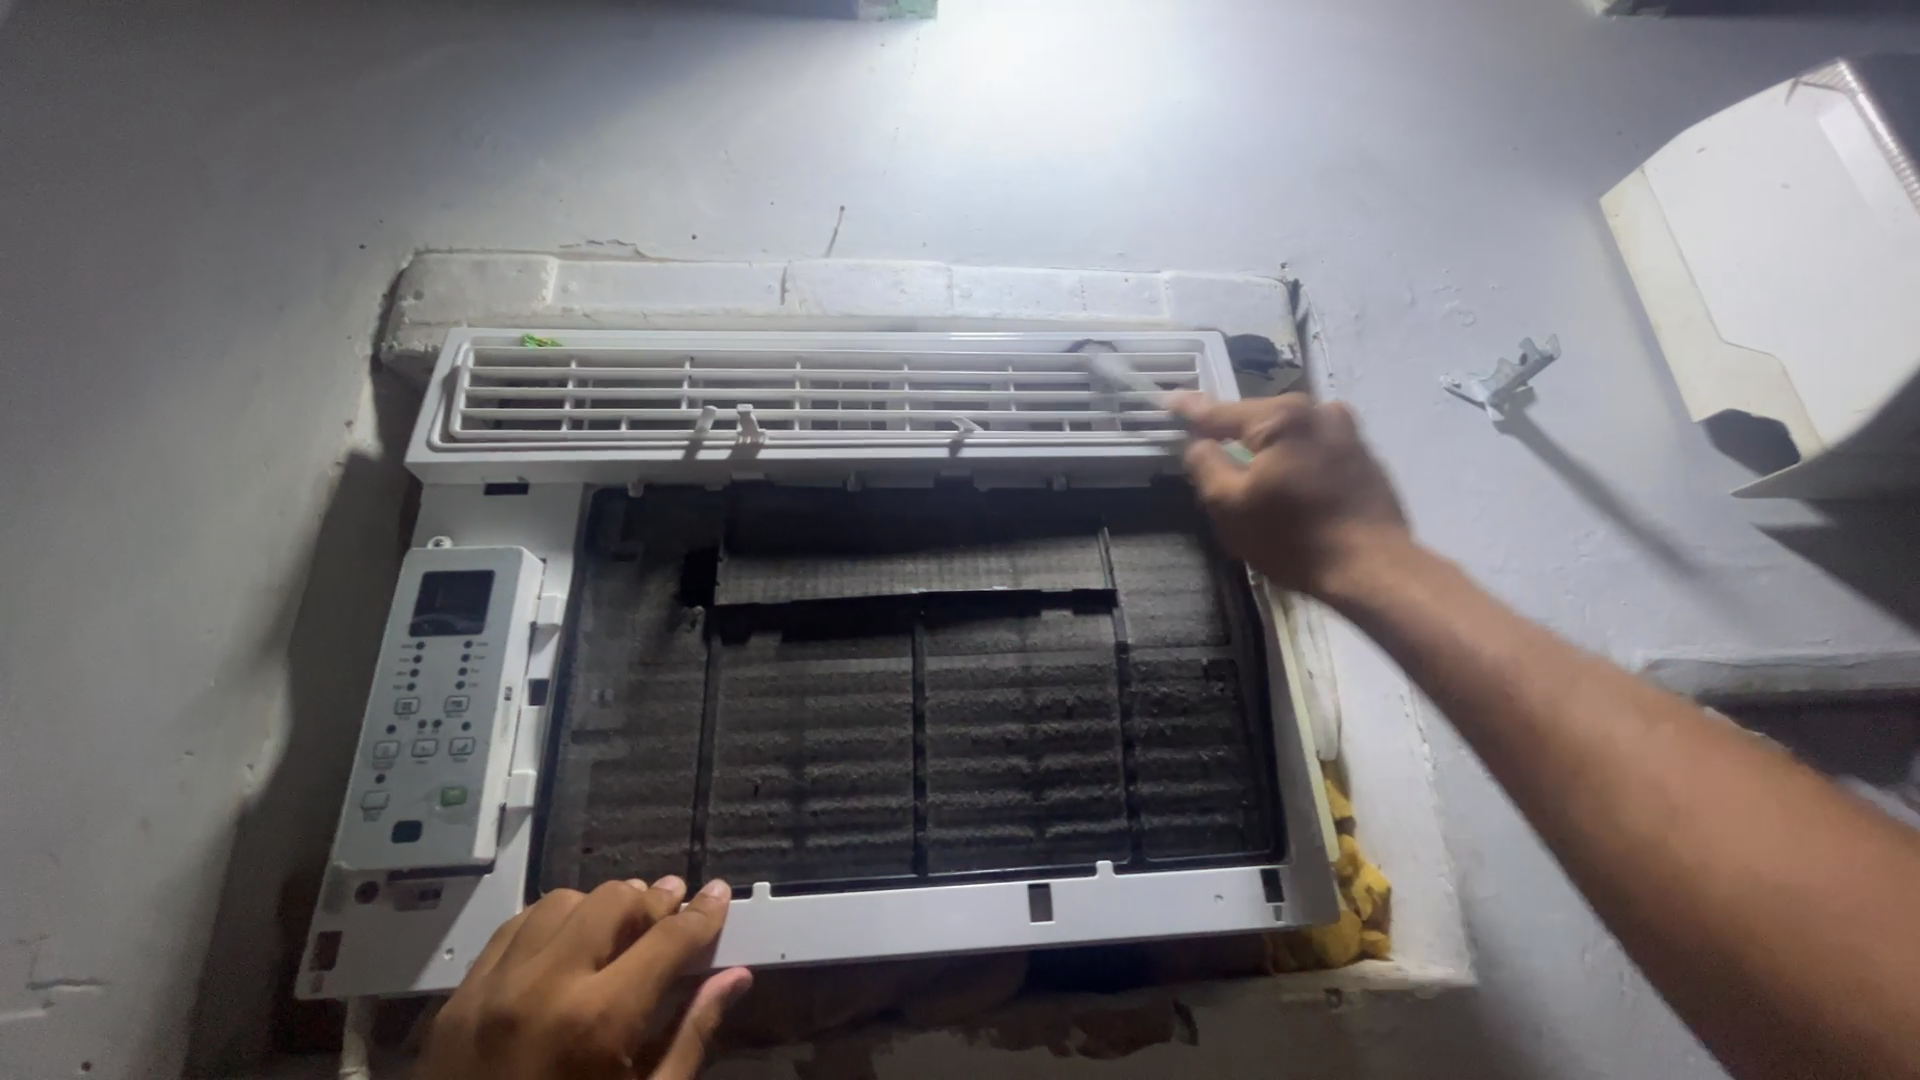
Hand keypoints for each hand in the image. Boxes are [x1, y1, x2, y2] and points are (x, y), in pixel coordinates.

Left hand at [417, 877, 751, 1079]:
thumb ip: (690, 1035)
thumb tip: (735, 977)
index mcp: (598, 1022)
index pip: (669, 938)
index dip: (702, 915)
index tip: (717, 896)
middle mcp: (544, 988)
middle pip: (614, 900)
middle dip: (651, 904)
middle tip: (669, 915)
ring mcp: (492, 990)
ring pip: (561, 902)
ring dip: (598, 909)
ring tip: (615, 931)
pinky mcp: (457, 1000)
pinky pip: (512, 929)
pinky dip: (548, 925)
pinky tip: (565, 947)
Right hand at [1171, 393, 1409, 596]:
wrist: (1373, 569)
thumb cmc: (1293, 537)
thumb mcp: (1229, 505)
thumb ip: (1205, 464)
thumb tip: (1199, 443)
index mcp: (1282, 417)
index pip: (1220, 411)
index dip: (1189, 409)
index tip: (1167, 401)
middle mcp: (1319, 411)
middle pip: (1257, 420)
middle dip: (1232, 436)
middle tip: (1209, 456)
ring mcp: (1348, 432)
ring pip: (1288, 434)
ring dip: (1266, 450)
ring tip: (1250, 478)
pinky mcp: (1364, 457)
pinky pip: (1312, 449)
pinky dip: (1293, 462)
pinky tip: (1288, 491)